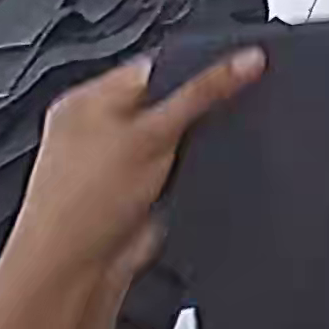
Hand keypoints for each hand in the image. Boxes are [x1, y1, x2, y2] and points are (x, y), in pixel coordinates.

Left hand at [3, 48, 264, 282]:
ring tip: (201, 142)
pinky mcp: (146, 180)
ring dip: (198, 134)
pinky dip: (197, 157)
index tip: (240, 63)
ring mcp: (124, 154)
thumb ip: (207, 91)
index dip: (200, 62)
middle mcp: (103, 124)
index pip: (158, 63)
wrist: (80, 269)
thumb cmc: (83, 204)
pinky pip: (185, 156)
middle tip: (221, 105)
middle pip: (173, 95)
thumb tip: (249, 60)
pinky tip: (198, 163)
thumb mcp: (156, 132)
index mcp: (89, 99)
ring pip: (181, 128)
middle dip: (201, 101)